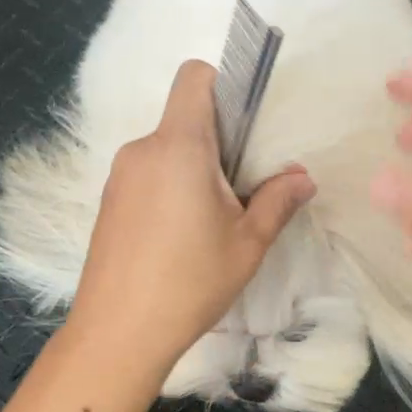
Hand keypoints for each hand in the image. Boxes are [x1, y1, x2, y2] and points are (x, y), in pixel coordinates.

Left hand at [67, 60, 316, 372]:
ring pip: (168, 151)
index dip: (224, 84)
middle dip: (219, 141)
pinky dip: (171, 188)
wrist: (117, 334)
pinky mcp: (109, 203)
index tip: (247, 124)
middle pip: (185, 119)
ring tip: (214, 220)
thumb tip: (301, 178)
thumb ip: (277, 201)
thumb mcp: (247, 243)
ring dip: (195, 169)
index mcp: (179, 146)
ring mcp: (119, 177)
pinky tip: (182, 237)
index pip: (194, 77)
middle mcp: (143, 150)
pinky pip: (148, 175)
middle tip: (243, 188)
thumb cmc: (189, 282)